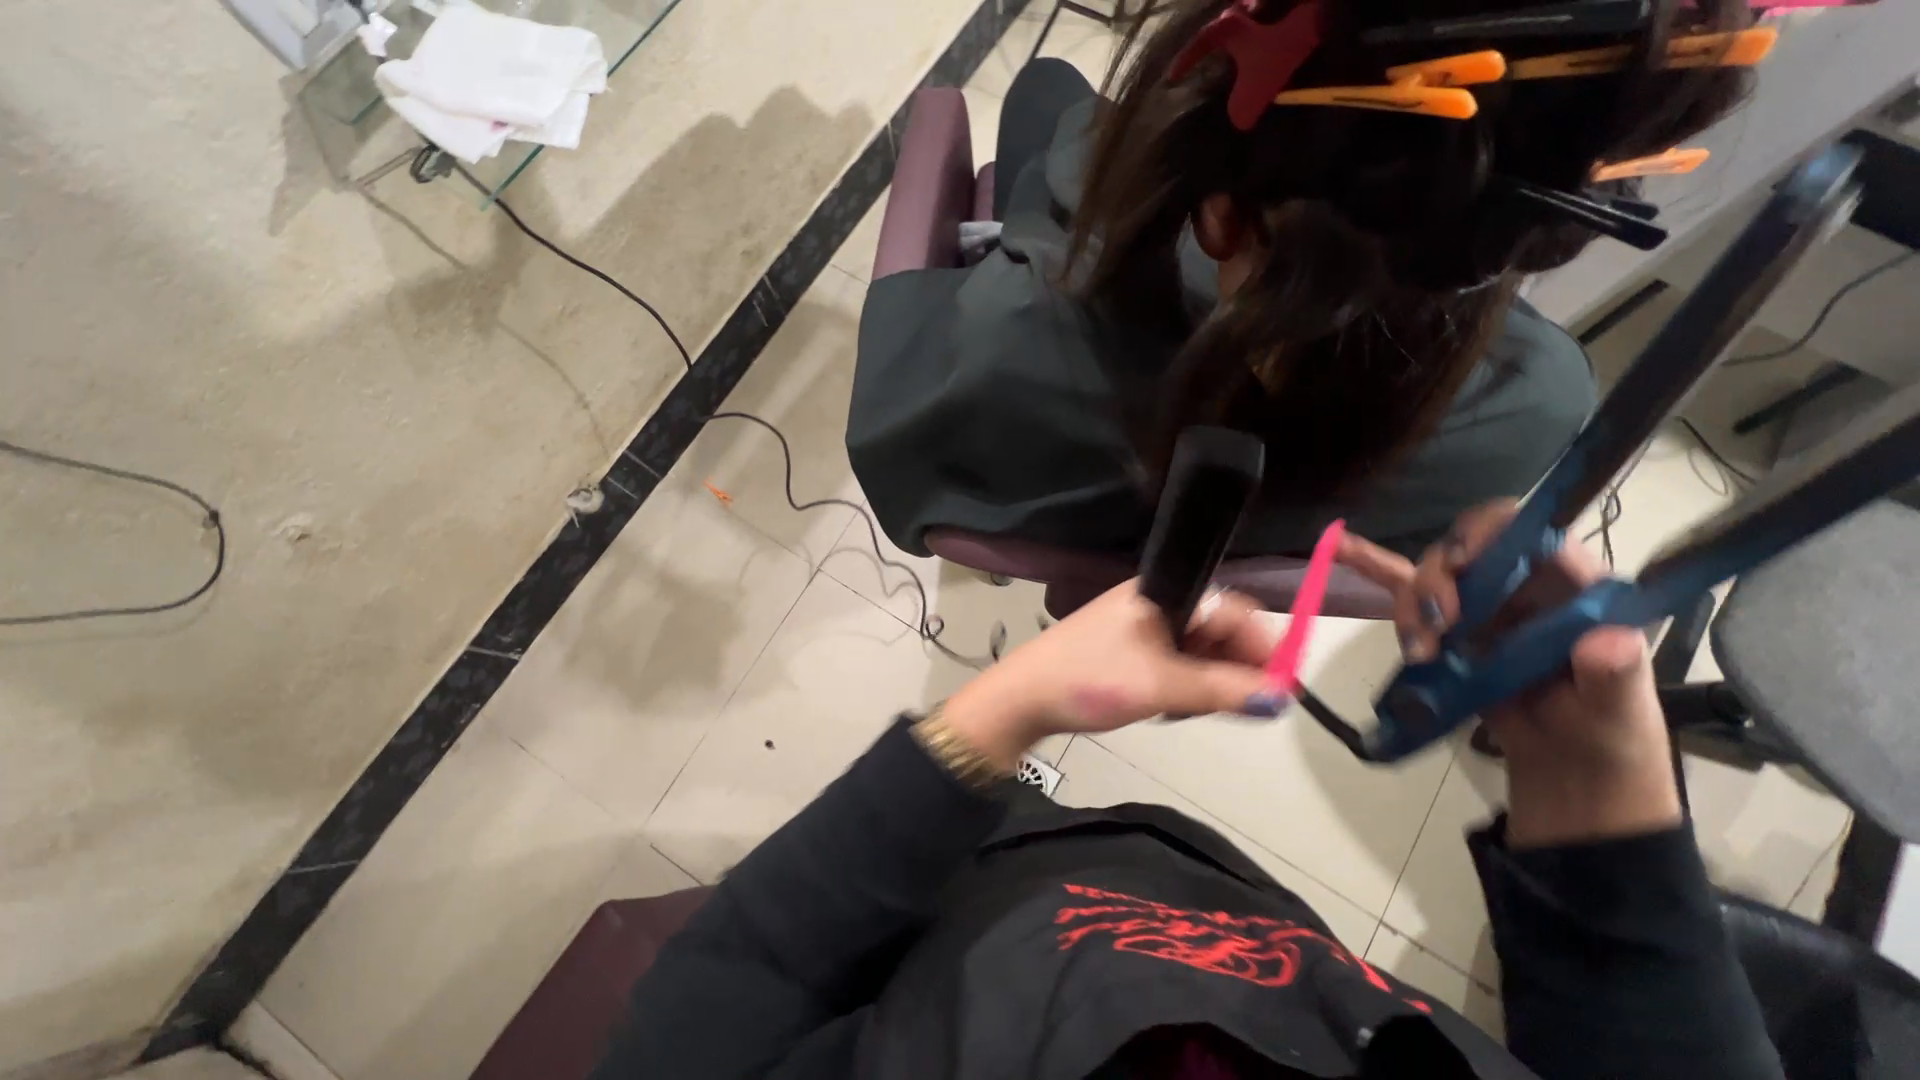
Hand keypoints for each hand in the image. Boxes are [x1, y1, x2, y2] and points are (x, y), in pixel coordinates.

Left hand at [940, 581, 1281, 770]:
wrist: (1021, 698)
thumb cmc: (1088, 681)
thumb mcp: (1161, 686)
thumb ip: (1222, 690)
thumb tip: (1280, 697)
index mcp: (1165, 592)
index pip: (1235, 610)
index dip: (1263, 647)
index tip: (1280, 688)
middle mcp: (1159, 601)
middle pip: (1222, 630)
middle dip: (1233, 669)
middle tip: (1232, 707)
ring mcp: (1144, 626)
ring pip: (1202, 651)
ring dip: (1208, 683)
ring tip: (1185, 708)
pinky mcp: (1133, 650)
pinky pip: (1179, 664)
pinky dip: (1185, 687)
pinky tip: (1169, 707)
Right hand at [1338, 502, 1683, 848]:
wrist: (1569, 766)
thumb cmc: (1607, 732)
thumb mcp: (1619, 708)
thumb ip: (1615, 674)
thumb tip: (1605, 641)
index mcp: (1570, 586)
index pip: (1531, 533)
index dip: (1492, 533)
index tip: (1462, 562)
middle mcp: (1522, 584)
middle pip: (1467, 551)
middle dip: (1439, 581)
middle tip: (1437, 627)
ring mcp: (1482, 605)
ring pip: (1431, 577)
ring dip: (1413, 607)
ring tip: (1419, 652)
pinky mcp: (1448, 628)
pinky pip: (1404, 590)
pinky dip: (1371, 567)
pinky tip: (1337, 546)